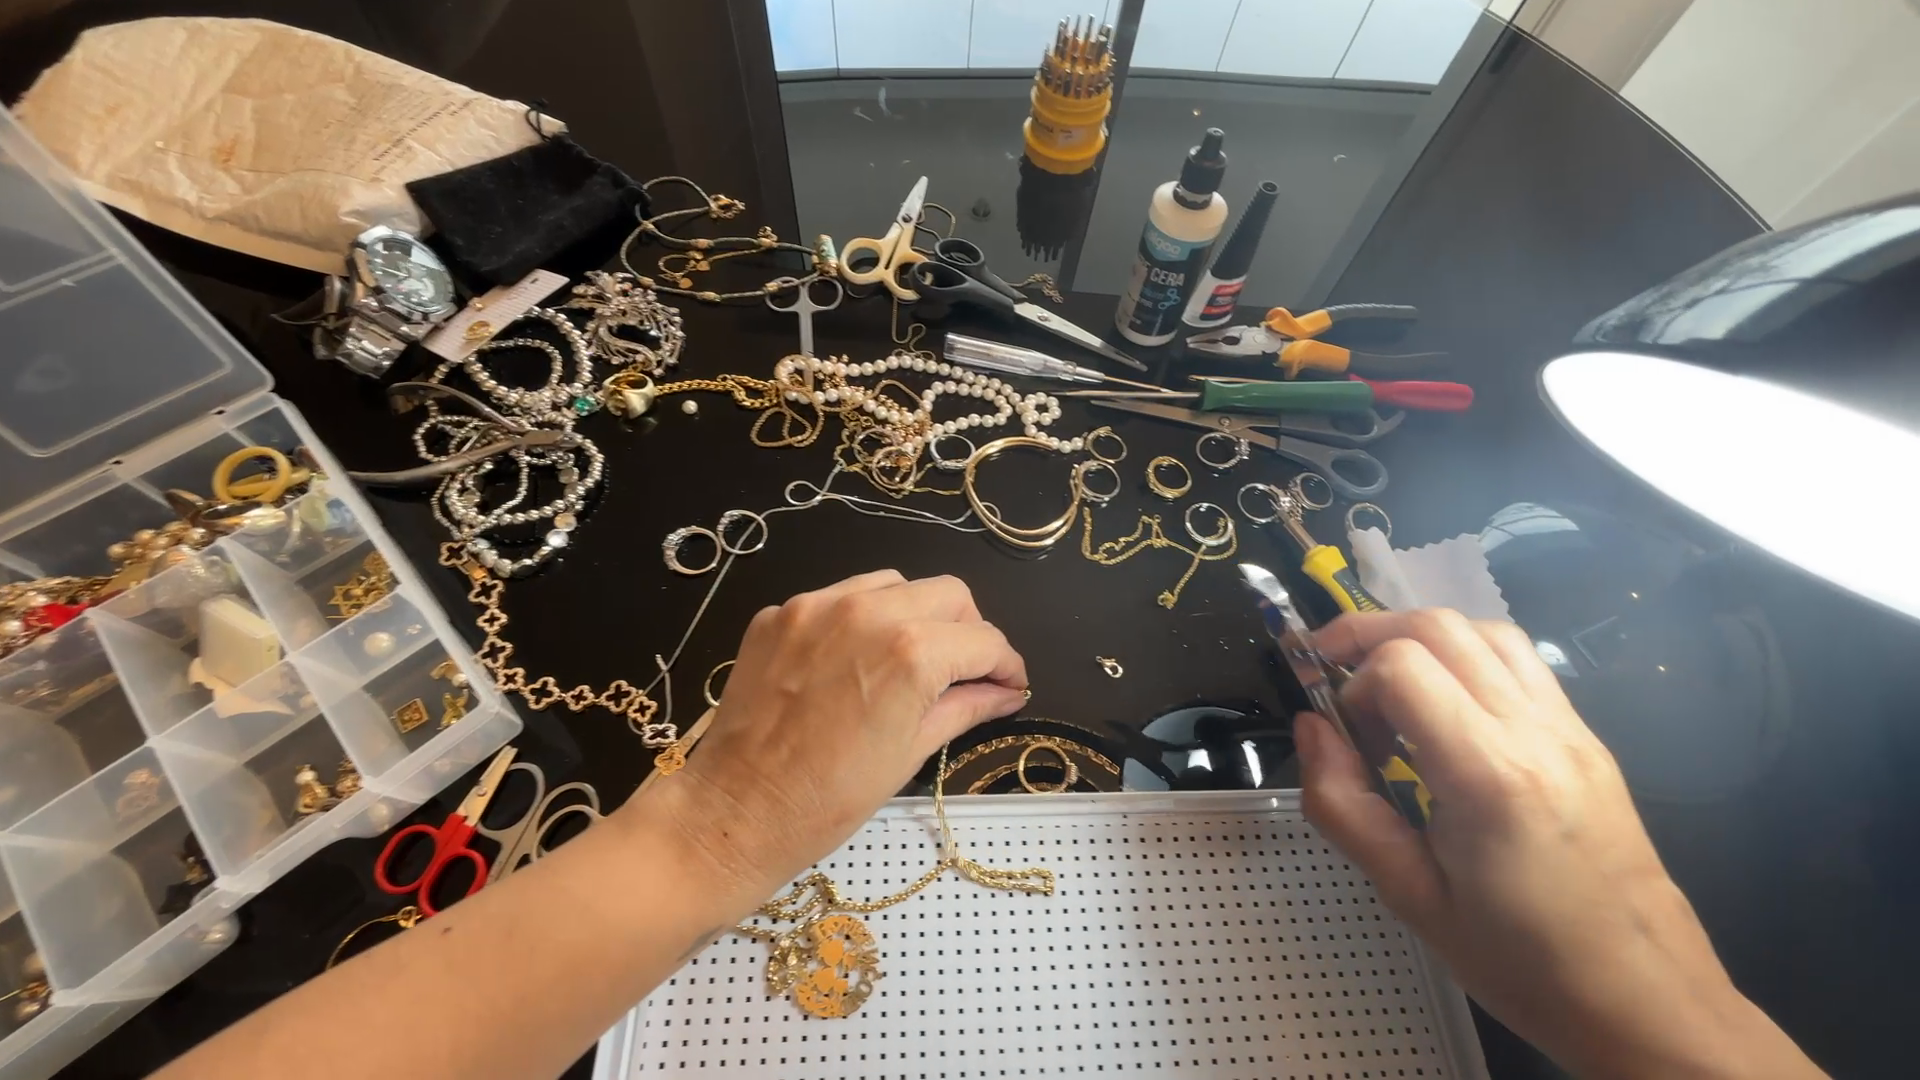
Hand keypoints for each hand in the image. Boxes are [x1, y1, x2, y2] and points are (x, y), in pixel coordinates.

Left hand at [635, 571, 1027, 904]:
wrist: (735, 813)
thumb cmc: (831, 799)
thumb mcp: (911, 753)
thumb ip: (966, 706)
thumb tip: (1008, 691)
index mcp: (911, 653)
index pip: (983, 639)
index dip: (1006, 664)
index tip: (1009, 684)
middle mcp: (868, 611)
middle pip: (948, 593)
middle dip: (967, 629)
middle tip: (963, 670)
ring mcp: (817, 605)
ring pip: (894, 584)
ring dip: (915, 614)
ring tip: (907, 658)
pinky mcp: (780, 612)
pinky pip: (839, 597)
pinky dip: (860, 620)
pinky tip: (851, 660)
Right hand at [1296, 610, 1822, 1079]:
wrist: (1650, 1007)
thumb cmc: (1520, 961)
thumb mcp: (1405, 893)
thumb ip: (1341, 803)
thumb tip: (1310, 727)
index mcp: (1490, 776)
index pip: (1403, 666)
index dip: (1352, 684)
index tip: (1344, 732)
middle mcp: (1536, 733)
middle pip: (1440, 626)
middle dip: (1369, 633)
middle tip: (1332, 670)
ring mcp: (1571, 731)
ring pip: (1484, 630)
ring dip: (1419, 637)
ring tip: (1385, 681)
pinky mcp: (1587, 740)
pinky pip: (1518, 662)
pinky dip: (1463, 657)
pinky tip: (1441, 706)